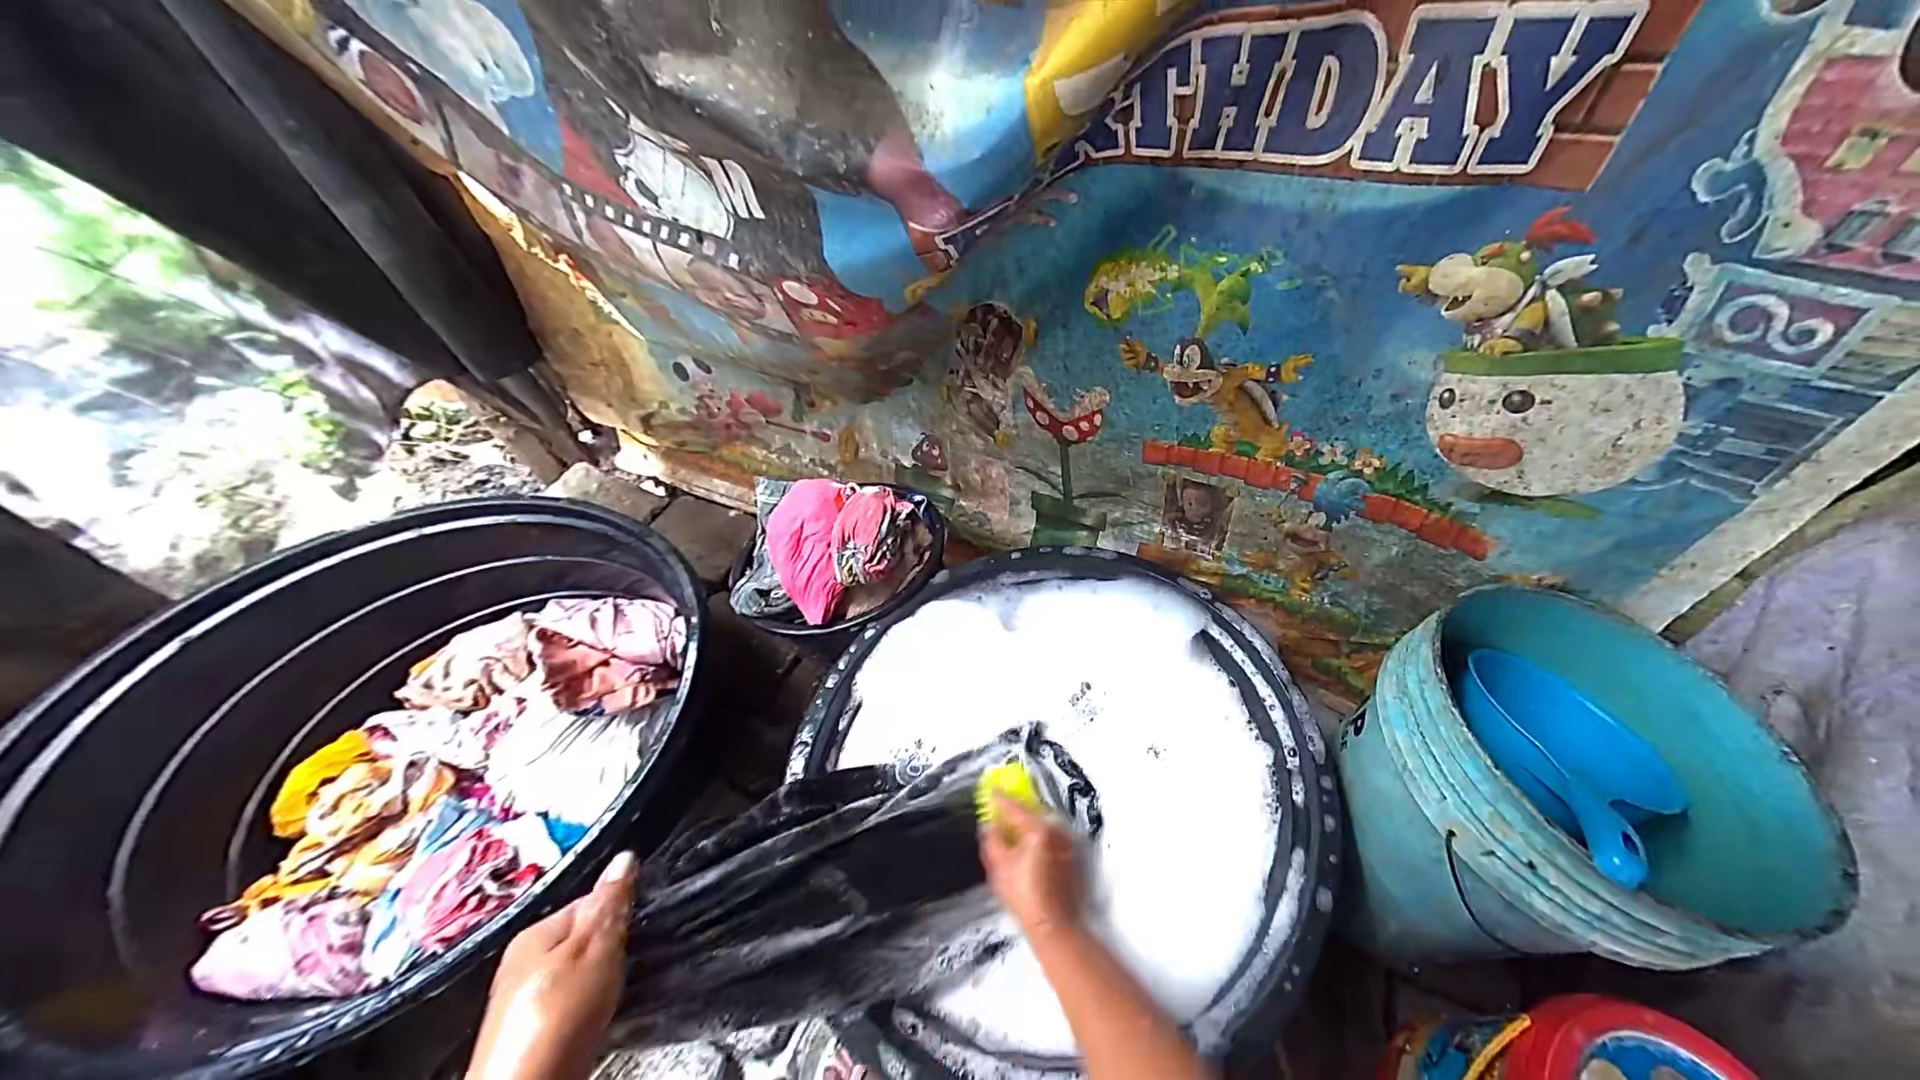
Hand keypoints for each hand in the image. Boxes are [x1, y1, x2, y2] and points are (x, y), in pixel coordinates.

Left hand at [466, 852, 635, 1079]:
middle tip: (630, 958)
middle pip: (584, 938)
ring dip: (603, 978)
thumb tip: (624, 859)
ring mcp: (526, 1003)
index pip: (588, 900)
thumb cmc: (556, 1020)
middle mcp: (522, 965)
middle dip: (612, 945)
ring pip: (581, 973)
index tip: (638, 920)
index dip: (620, 908)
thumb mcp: (596, 946)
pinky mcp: (536, 1037)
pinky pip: (576, 1005)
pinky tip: (601, 1017)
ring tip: (617, 990)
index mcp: (533, 934)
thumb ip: (611, 903)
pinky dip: (593, 1007)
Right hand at [979, 794, 1080, 938]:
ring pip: (1041, 823)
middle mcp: (1056, 829)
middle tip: (999, 814)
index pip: (1014, 805)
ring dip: (1026, 825)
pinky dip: (1037, 836)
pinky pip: (1050, 835)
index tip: (990, 792)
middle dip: (1014, 812)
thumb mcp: (998, 866)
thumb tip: (992, 825)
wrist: (1054, 926)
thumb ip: (992, 838)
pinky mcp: (1071, 854)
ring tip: (1011, 835)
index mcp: (1038, 828)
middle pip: (1030, 811)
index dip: (998, 798)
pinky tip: (1026, 849)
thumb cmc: (1027, 898)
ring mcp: (1066, 841)